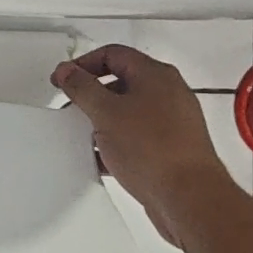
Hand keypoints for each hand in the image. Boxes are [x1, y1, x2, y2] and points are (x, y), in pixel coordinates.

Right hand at [51, 45, 232, 241]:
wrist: (190, 199)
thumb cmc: (151, 149)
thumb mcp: (106, 112)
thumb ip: (82, 88)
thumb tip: (67, 70)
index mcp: (155, 75)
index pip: (112, 54)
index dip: (82, 64)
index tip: (62, 80)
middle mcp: (168, 93)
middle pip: (121, 82)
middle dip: (91, 95)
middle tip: (71, 108)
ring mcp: (173, 122)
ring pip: (128, 112)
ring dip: (102, 121)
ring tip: (83, 136)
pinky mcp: (172, 149)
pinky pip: (138, 138)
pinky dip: (117, 143)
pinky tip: (100, 159)